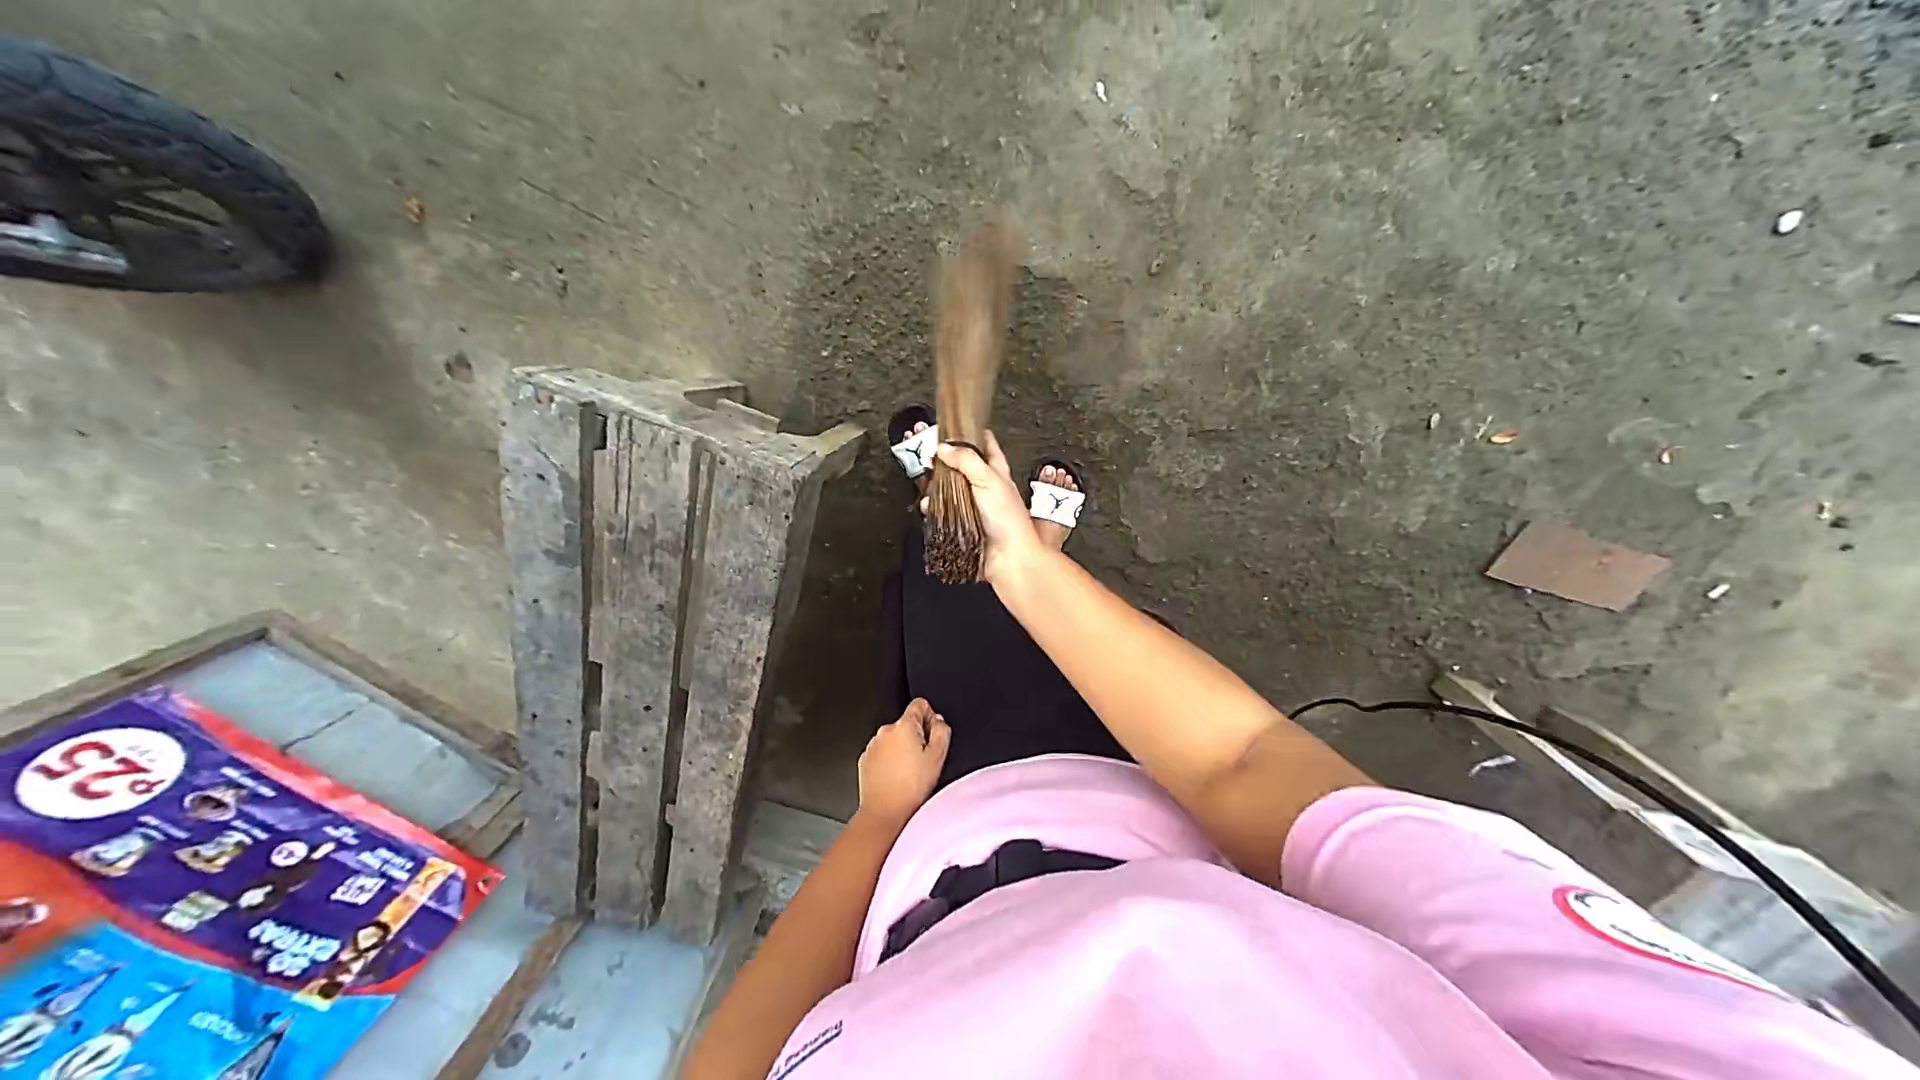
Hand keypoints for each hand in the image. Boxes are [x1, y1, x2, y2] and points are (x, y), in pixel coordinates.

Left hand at [857, 698, 950, 827]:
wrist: (885, 813)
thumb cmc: (911, 789)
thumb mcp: (938, 757)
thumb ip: (942, 731)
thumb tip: (939, 721)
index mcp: (904, 726)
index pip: (919, 704)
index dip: (930, 717)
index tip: (932, 733)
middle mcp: (885, 731)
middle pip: (906, 723)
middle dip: (917, 736)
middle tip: (923, 759)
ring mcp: (873, 745)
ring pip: (894, 739)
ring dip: (902, 749)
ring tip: (909, 772)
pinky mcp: (865, 759)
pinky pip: (882, 753)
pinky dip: (890, 760)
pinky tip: (897, 777)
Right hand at [931, 432, 1043, 584]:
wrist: (1009, 558)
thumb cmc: (1008, 519)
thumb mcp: (988, 479)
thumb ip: (966, 460)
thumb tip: (944, 448)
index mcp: (997, 473)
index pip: (986, 445)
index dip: (972, 434)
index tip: (954, 427)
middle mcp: (986, 489)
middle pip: (962, 467)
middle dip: (945, 462)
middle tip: (930, 457)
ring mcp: (974, 507)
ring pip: (950, 490)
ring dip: (936, 487)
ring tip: (926, 483)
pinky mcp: (964, 525)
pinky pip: (944, 513)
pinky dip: (933, 509)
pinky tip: (927, 507)